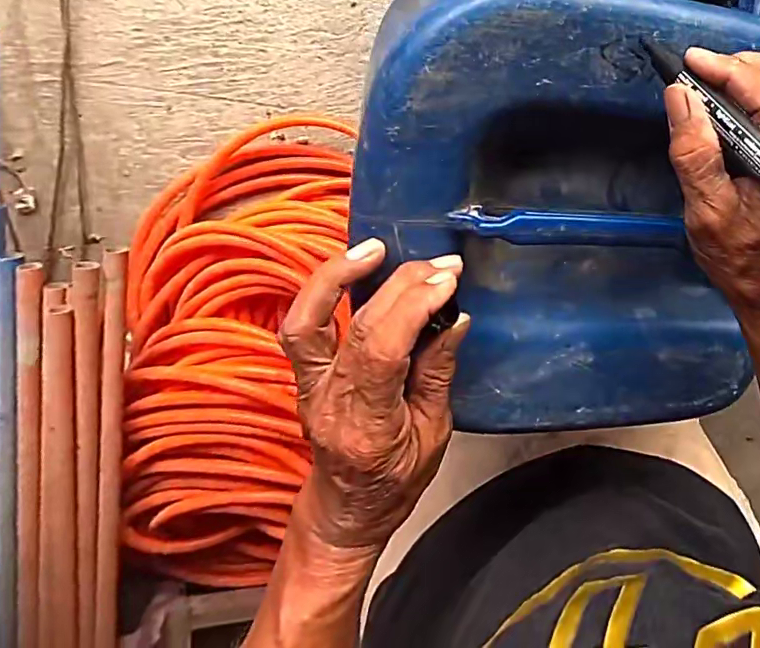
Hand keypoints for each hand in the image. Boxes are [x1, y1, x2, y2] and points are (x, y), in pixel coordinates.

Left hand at [279, 239, 470, 550]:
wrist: (342, 512)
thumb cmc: (393, 484)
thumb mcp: (434, 436)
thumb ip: (439, 373)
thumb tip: (456, 318)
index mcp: (366, 424)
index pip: (382, 351)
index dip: (416, 306)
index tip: (449, 280)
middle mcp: (328, 399)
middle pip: (359, 326)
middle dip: (405, 285)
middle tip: (443, 265)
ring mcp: (308, 384)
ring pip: (305, 320)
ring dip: (339, 275)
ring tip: (376, 248)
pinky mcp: (303, 371)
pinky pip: (302, 322)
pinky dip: (326, 288)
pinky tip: (355, 265)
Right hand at [664, 48, 759, 321]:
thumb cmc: (740, 261)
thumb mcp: (706, 213)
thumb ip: (695, 154)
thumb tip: (681, 97)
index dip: (732, 73)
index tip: (693, 63)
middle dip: (742, 67)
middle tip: (699, 70)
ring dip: (751, 74)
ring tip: (711, 79)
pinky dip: (758, 90)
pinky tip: (731, 97)